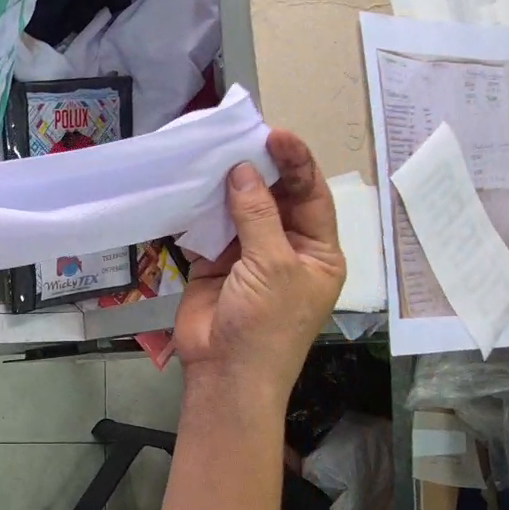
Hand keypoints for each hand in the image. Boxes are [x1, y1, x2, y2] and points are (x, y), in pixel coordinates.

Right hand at [173, 131, 345, 397]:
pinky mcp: (213, 269)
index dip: (295, 164)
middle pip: (274, 200)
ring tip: (212, 158)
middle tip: (239, 140)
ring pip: (238, 214)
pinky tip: (191, 190)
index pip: (310, 196)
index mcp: (316, 252)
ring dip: (226, 191)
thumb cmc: (267, 324)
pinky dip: (199, 216)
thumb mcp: (273, 266)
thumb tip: (242, 172)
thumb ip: (257, 216)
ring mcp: (247, 260)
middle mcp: (284, 250)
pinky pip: (207, 234)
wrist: (227, 373)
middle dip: (259, 173)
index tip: (275, 136)